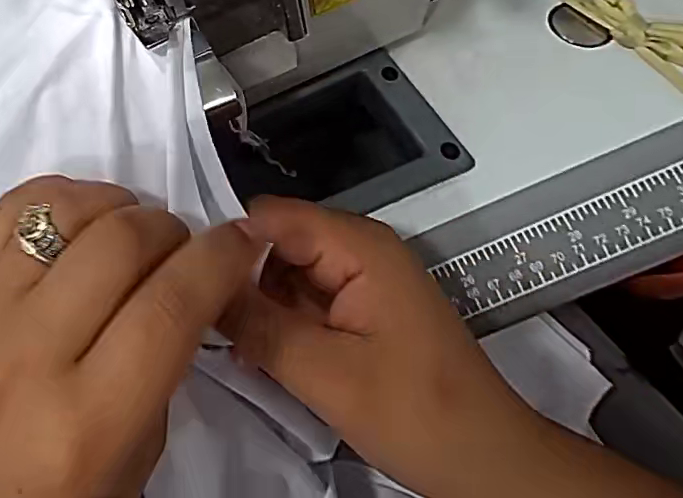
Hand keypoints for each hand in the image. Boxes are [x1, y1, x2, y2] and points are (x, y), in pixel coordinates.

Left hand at [0, 176, 260, 497]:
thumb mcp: (134, 462)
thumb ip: (163, 367)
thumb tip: (189, 280)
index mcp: (84, 422)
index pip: (169, 306)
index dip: (219, 258)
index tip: (243, 239)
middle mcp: (30, 353)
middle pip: (120, 242)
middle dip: (170, 228)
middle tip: (183, 246)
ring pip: (66, 210)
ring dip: (117, 204)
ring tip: (132, 229)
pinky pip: (10, 208)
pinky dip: (58, 194)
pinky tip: (81, 214)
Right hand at [219, 197, 682, 497]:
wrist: (492, 466)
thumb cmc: (418, 414)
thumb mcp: (327, 374)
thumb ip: (259, 323)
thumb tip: (200, 285)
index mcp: (356, 243)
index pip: (270, 216)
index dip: (227, 242)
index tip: (191, 279)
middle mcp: (357, 244)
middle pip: (276, 239)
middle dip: (242, 278)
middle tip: (211, 322)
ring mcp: (361, 272)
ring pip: (286, 268)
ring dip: (261, 303)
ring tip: (237, 345)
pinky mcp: (360, 301)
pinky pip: (305, 293)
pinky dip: (282, 318)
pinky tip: (264, 353)